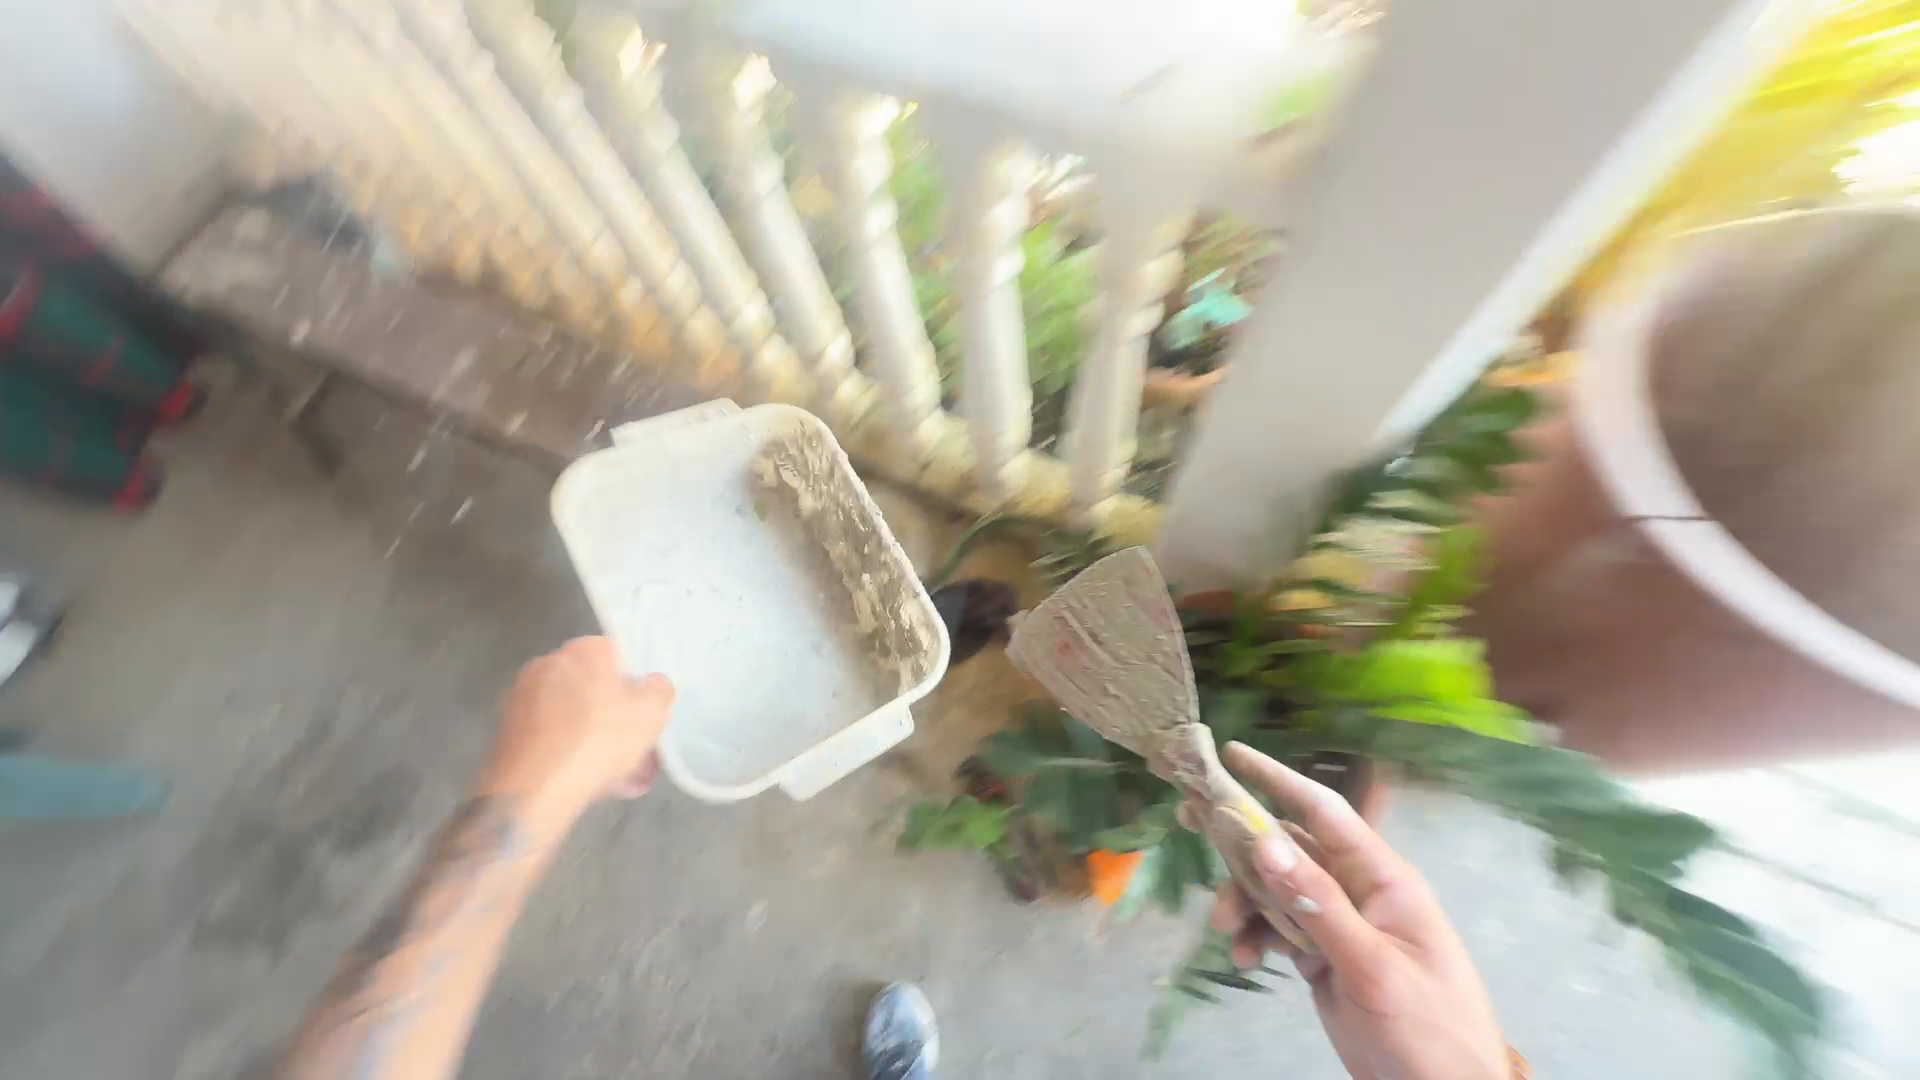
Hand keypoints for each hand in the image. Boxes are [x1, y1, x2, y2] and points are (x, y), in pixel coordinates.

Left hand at [485, 637, 674, 818]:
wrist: (532, 792)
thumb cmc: (599, 740)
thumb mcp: (652, 712)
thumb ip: (660, 689)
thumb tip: (651, 684)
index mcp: (584, 650)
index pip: (619, 656)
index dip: (635, 685)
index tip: (643, 712)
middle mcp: (548, 664)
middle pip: (594, 687)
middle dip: (615, 715)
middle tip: (634, 746)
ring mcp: (521, 698)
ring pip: (573, 715)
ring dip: (594, 737)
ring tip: (617, 775)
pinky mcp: (505, 732)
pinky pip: (551, 736)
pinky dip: (567, 751)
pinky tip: (586, 780)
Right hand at [1201, 743, 1508, 1079]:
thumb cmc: (1427, 1031)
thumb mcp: (1371, 967)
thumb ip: (1317, 903)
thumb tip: (1264, 842)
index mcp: (1381, 877)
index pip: (1322, 811)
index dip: (1277, 778)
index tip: (1232, 754)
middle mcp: (1355, 889)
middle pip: (1287, 846)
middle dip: (1239, 837)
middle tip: (1187, 818)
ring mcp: (1336, 922)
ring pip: (1273, 887)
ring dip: (1242, 899)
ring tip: (1223, 926)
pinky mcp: (1321, 954)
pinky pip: (1275, 926)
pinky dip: (1254, 935)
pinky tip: (1243, 957)